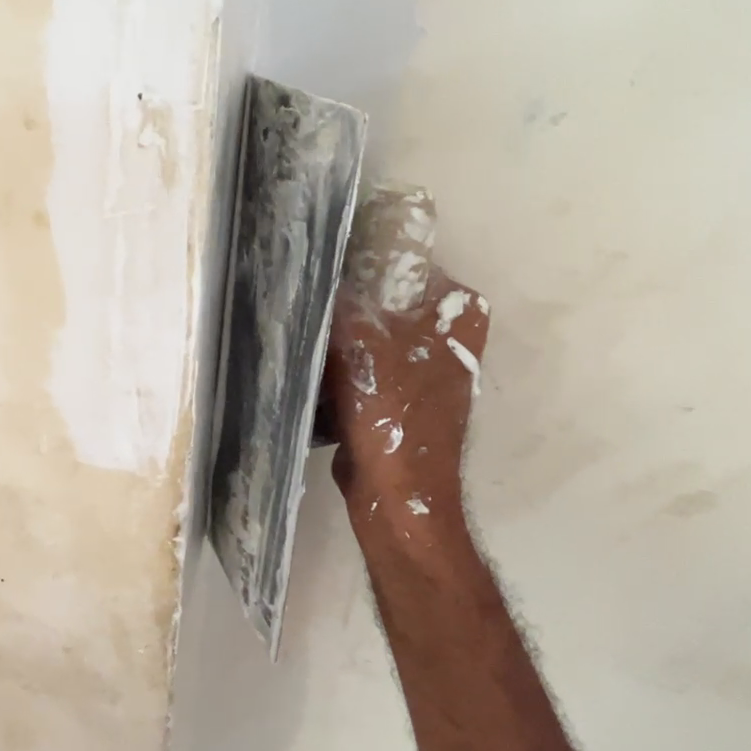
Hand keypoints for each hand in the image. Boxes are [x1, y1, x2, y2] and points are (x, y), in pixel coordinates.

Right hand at [322, 185, 488, 543]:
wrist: (396, 495)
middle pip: (385, 301)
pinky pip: (355, 370)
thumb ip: (343, 305)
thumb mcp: (366, 347)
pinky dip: (332, 368)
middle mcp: (444, 340)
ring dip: (334, 335)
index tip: (324, 254)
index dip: (367, 255)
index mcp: (456, 317)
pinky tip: (302, 363)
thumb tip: (314, 273)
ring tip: (294, 321)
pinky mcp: (390, 403)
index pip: (410, 263)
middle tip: (301, 289)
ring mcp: (417, 374)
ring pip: (366, 337)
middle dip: (345, 298)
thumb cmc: (393, 417)